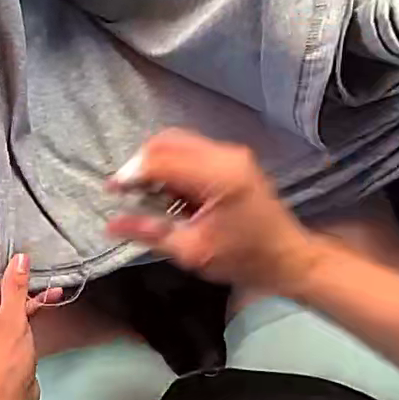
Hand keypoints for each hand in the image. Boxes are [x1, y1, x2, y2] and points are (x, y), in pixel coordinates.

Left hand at [0, 246, 62, 399]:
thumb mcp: (11, 320)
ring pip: (1, 297)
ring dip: (21, 288)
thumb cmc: (2, 366)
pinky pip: (11, 313)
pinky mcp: (0, 338)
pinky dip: (28, 305)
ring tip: (44, 275)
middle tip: (29, 260)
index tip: (3, 249)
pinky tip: (51, 296)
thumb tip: (18, 258)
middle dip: (5, 270)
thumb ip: (15, 285)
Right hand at [105, 128, 325, 293]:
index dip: (132, 173)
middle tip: (127, 190)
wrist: (288, 258)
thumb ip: (149, 232)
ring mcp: (229, 153)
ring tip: (145, 191)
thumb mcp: (191, 251)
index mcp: (219, 176)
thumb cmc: (243, 258)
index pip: (161, 160)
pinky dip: (168, 163)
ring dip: (153, 162)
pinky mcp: (230, 158)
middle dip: (140, 163)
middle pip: (167, 141)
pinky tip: (165, 189)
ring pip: (176, 141)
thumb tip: (110, 225)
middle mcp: (225, 155)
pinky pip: (188, 149)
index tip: (111, 191)